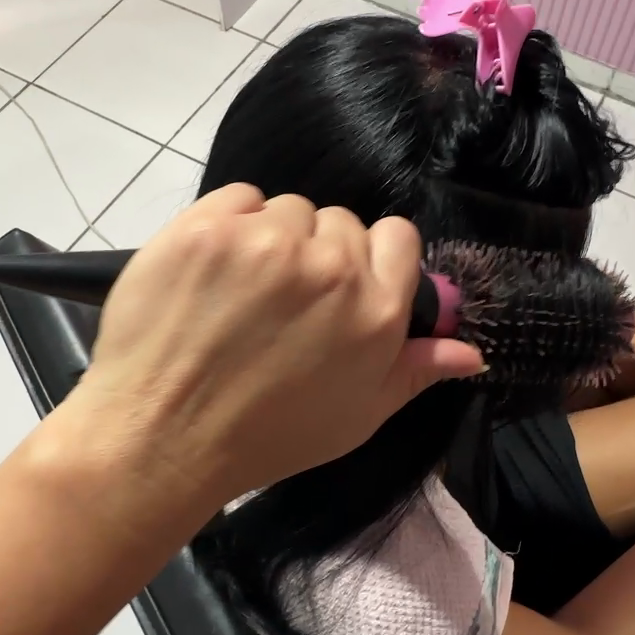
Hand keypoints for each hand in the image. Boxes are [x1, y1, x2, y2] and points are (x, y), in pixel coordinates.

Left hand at [68, 184, 484, 504]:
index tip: (343, 286)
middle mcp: (330, 266)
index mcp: (376, 309)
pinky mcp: (206, 226)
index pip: (399, 236)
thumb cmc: (269, 436)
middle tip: (284, 305)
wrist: (162, 435)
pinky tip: (214, 269)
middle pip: (340, 222)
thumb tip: (472, 351)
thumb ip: (416, 372)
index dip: (373, 258)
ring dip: (274, 239)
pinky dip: (230, 225)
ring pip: (287, 210)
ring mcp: (266, 241)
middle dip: (320, 254)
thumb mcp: (358, 416)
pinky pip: (237, 198)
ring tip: (242, 291)